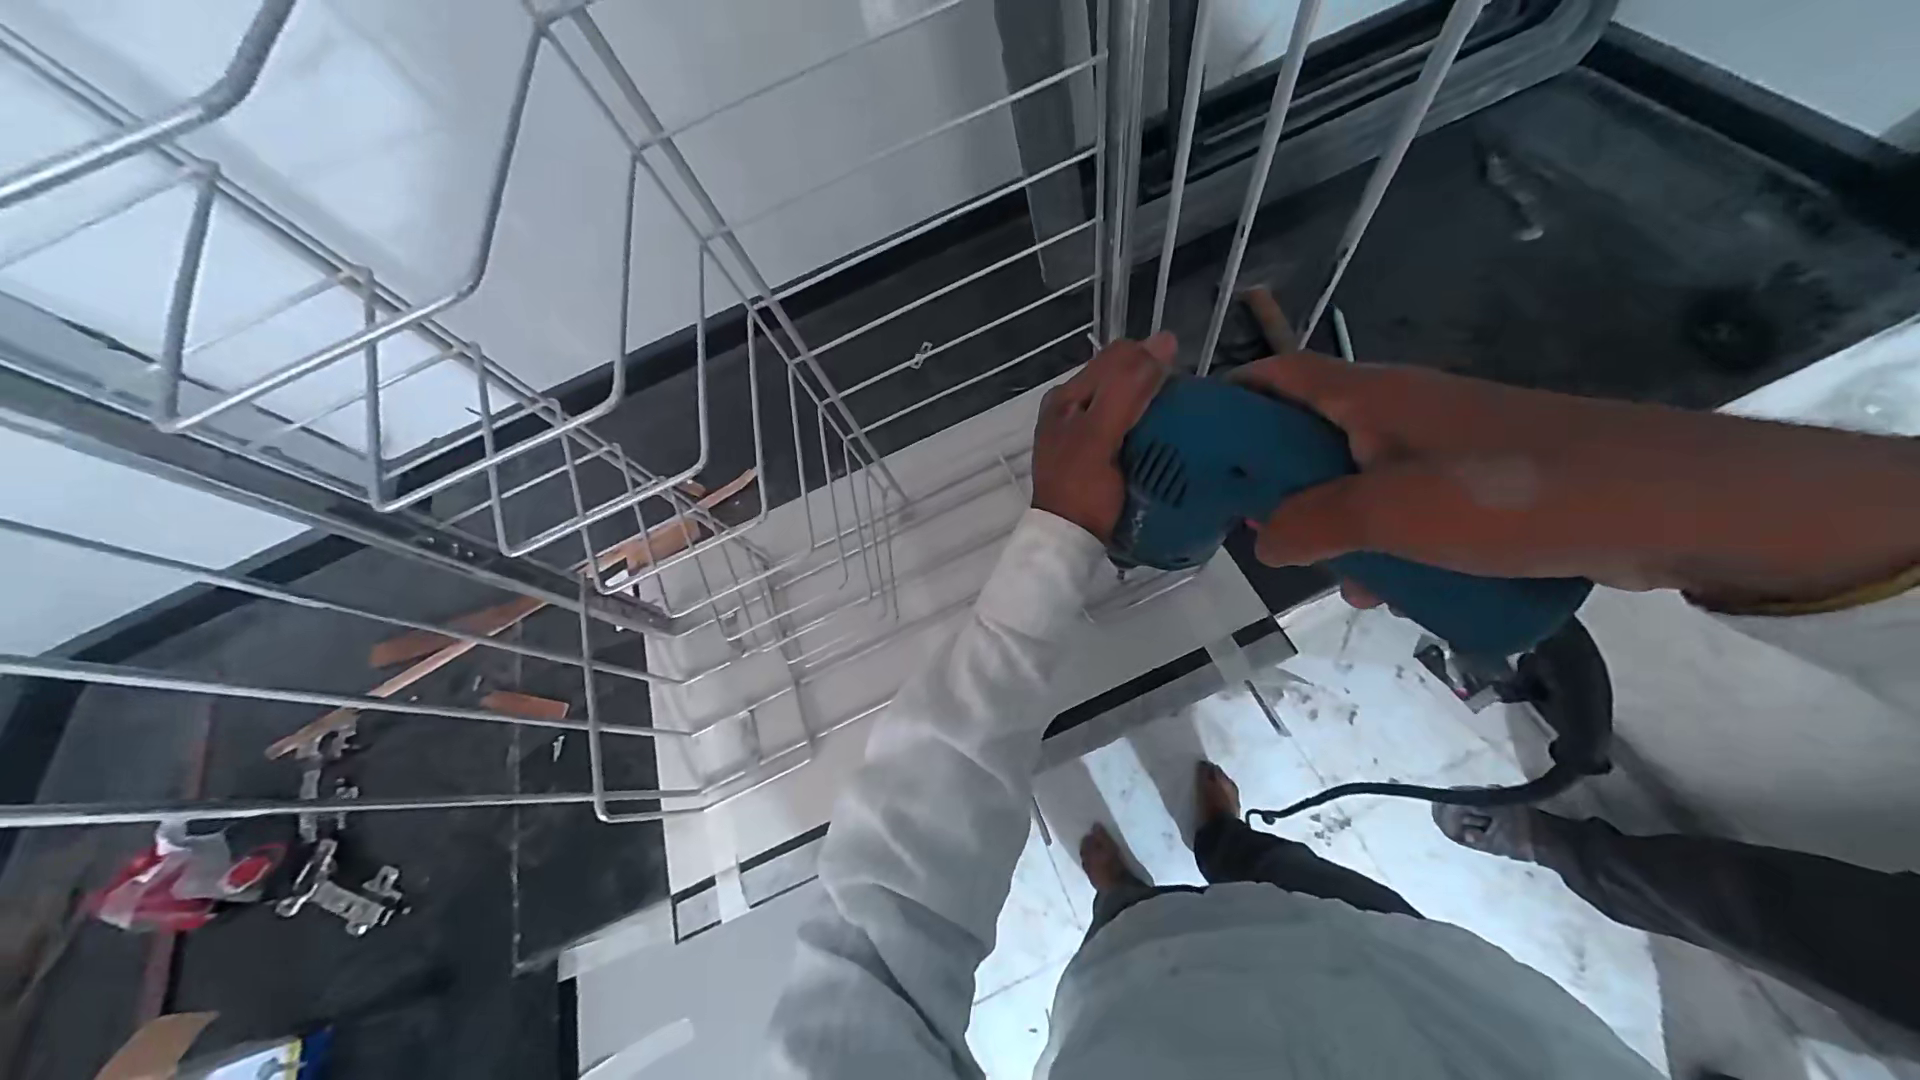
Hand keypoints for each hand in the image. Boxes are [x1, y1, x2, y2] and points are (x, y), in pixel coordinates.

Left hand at [1031, 334, 1173, 541]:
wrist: (1069, 539)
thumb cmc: (1082, 488)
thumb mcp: (1100, 435)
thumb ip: (1126, 390)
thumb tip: (1164, 342)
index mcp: (1065, 395)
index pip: (1116, 356)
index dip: (1151, 359)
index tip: (1178, 384)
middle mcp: (1070, 405)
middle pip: (1119, 374)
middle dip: (1151, 379)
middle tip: (1179, 403)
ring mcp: (1081, 428)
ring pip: (1124, 396)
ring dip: (1150, 400)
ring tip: (1175, 416)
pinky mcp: (1094, 449)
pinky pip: (1124, 421)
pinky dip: (1144, 420)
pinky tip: (1160, 433)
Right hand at [1232, 352, 1919, 606]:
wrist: (1679, 506)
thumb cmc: (1515, 493)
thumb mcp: (1392, 514)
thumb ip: (1312, 524)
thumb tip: (1259, 538)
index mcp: (1370, 397)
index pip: (1278, 375)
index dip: (1230, 394)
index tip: (1191, 436)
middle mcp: (1397, 411)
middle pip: (1307, 433)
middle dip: (1271, 479)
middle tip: (1241, 523)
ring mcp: (1437, 446)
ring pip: (1352, 479)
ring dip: (1328, 523)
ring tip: (1317, 573)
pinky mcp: (1472, 481)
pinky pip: (1401, 506)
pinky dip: (1380, 541)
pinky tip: (1383, 588)